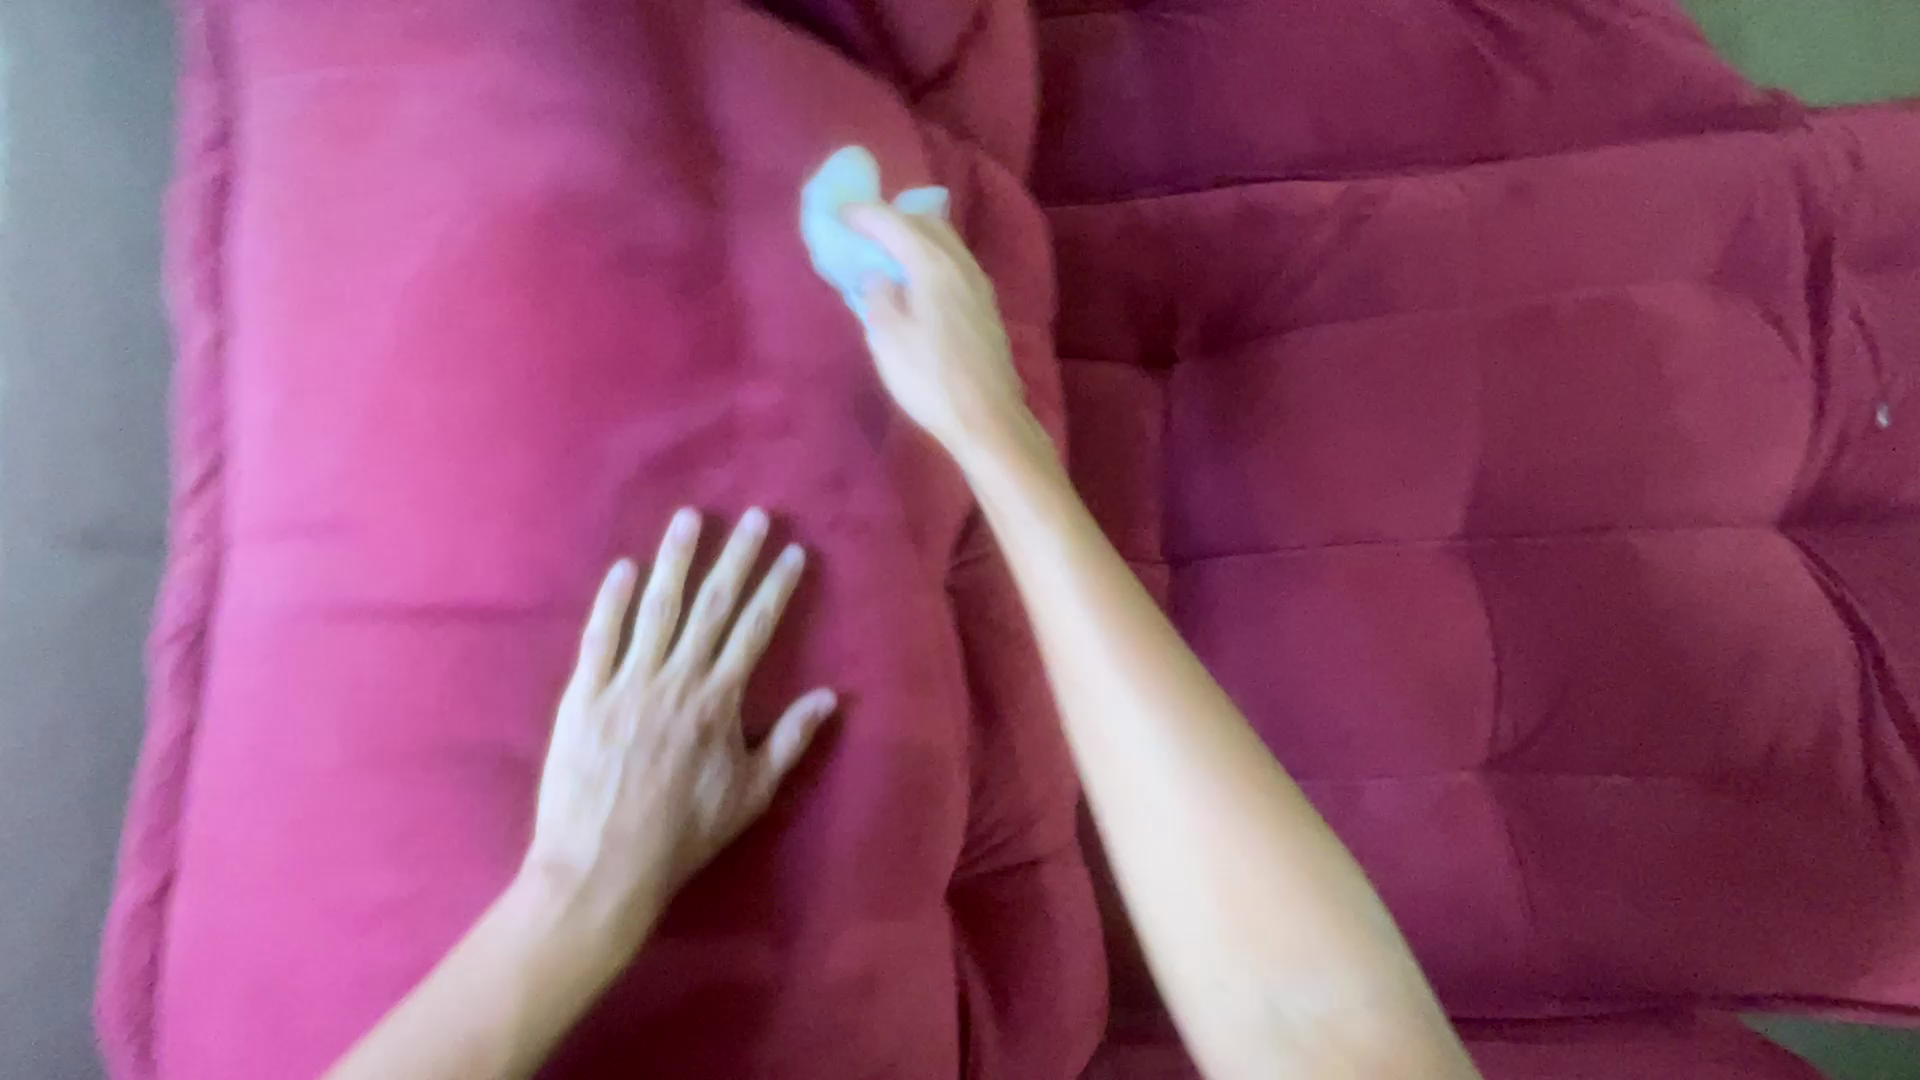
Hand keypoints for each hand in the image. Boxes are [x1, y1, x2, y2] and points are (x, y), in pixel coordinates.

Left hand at [521, 508, 836, 954]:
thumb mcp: (751, 794)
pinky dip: (612, 601)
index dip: (776, 587)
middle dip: (736, 557)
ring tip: (690, 519)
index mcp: (719, 702)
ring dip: (676, 561)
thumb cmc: (684, 833)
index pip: (755, 629)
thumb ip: (789, 740)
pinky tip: (624, 568)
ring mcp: (626, 683)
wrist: (600, 868)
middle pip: (712, 606)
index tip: (792, 552)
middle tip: (753, 517)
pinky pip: (599, 638)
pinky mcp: (582, 695)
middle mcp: (677, 680)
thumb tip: (830, 697)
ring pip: (657, 609)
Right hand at [845, 203, 1033, 461]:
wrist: (987, 418)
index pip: (895, 223)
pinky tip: (920, 281)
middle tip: (866, 230)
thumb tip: (878, 277)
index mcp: (934, 266)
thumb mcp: (888, 339)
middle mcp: (962, 266)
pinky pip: (955, 266)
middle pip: (928, 224)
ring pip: (946, 244)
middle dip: (894, 219)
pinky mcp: (987, 310)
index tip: (839, 214)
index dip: (864, 214)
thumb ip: (878, 297)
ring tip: (890, 253)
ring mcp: (980, 288)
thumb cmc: (931, 380)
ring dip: (916, 239)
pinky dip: (932, 260)